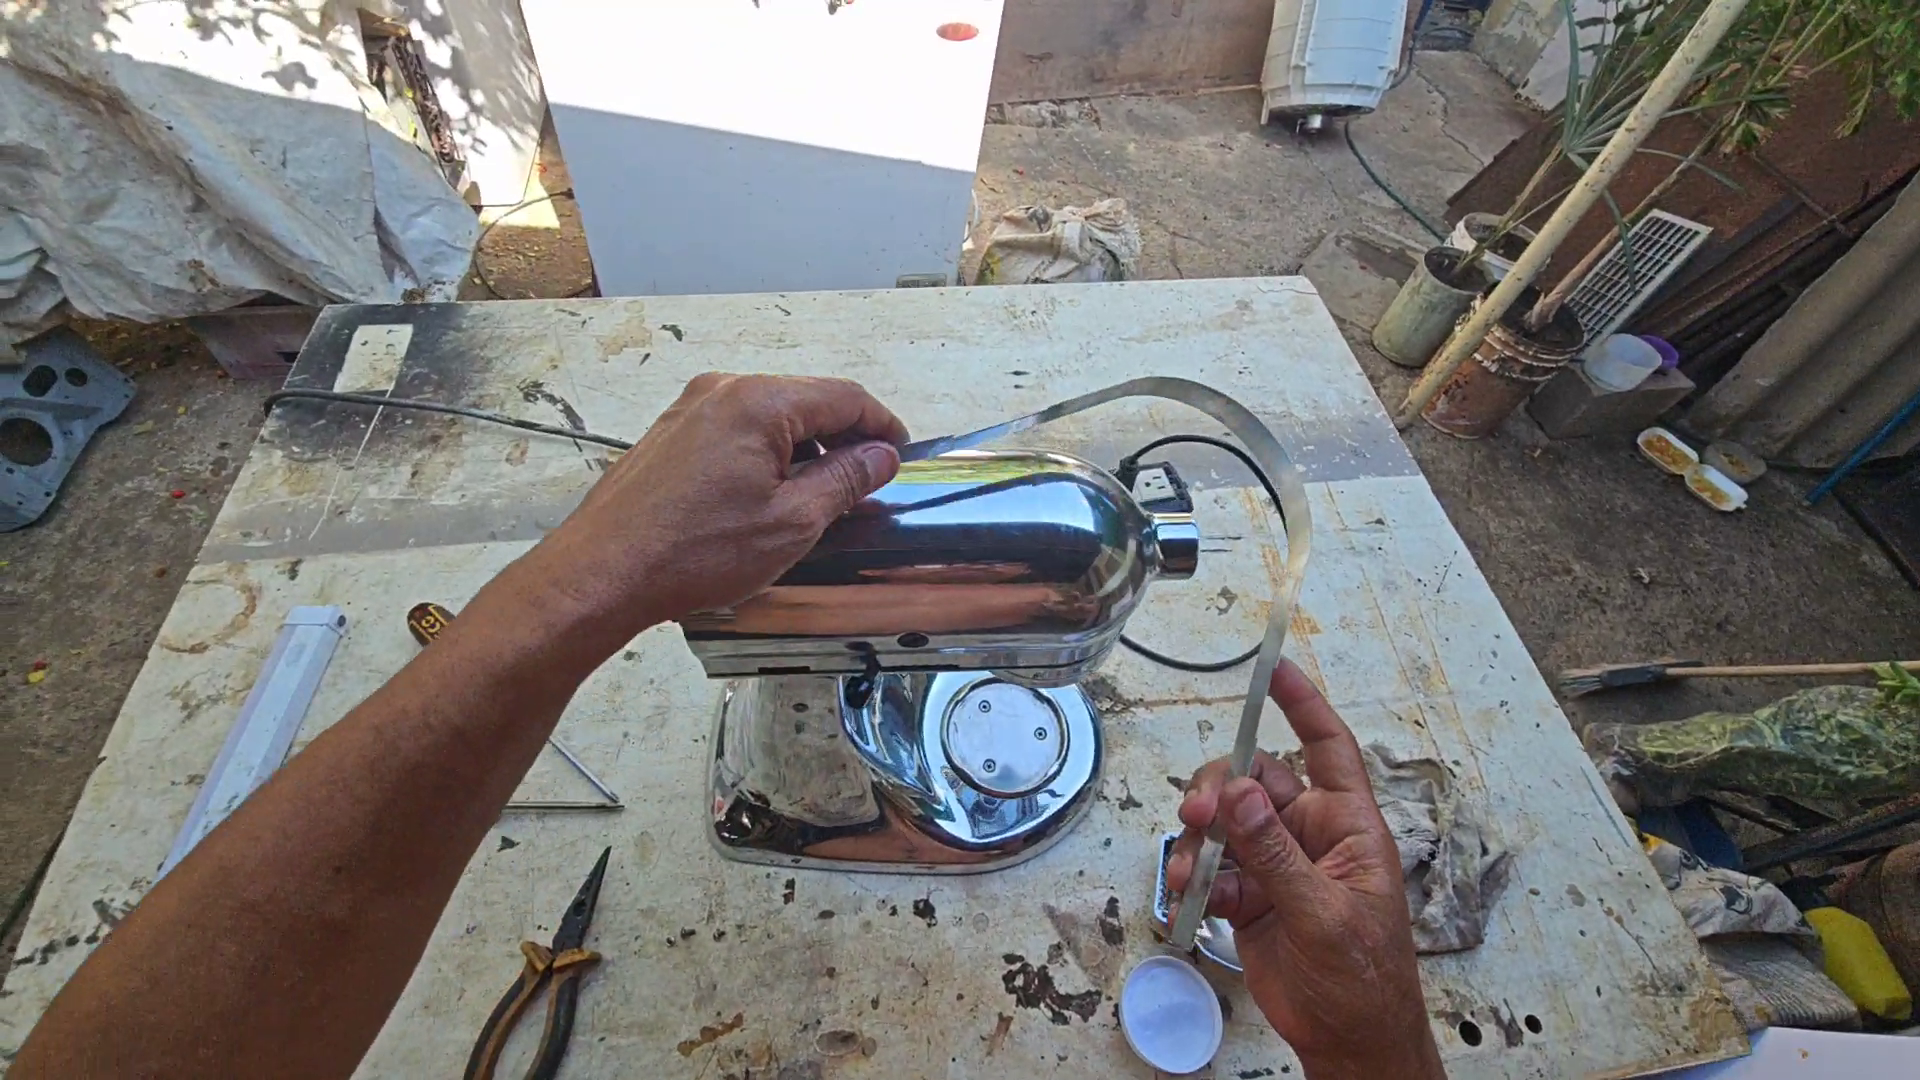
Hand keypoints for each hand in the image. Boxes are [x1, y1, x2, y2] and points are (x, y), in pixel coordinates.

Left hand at [517, 373, 907, 653]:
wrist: (603, 573)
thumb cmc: (699, 550)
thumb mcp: (793, 521)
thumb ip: (846, 479)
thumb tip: (882, 455)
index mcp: (759, 402)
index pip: (844, 397)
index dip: (882, 425)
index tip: (902, 455)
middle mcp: (723, 390)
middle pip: (807, 402)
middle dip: (845, 439)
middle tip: (867, 483)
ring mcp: (691, 409)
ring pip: (773, 418)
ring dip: (808, 449)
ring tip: (822, 496)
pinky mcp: (672, 434)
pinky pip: (739, 431)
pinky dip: (770, 455)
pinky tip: (772, 495)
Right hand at [1166, 660, 1442, 1079]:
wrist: (1345, 1045)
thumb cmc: (1362, 982)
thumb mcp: (1323, 916)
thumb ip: (1276, 854)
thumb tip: (1238, 792)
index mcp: (1345, 825)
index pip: (1326, 748)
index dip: (1302, 705)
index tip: (1273, 668)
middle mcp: (1306, 831)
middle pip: (1251, 778)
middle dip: (1219, 789)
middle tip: (1198, 815)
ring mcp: (1272, 858)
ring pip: (1223, 819)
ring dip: (1200, 838)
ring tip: (1192, 873)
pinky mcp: (1245, 888)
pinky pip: (1210, 861)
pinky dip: (1195, 874)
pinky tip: (1194, 898)